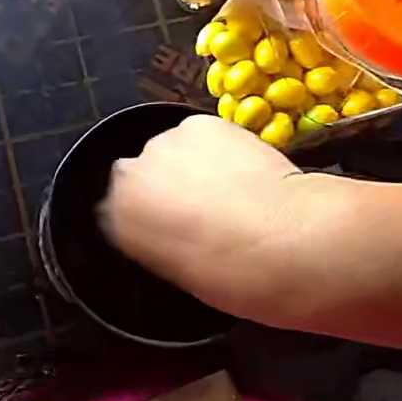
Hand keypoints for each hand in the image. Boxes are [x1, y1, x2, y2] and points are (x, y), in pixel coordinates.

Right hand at [98, 114, 361, 325]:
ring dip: (191, 163)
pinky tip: (243, 168)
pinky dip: (219, 146)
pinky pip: (202, 134)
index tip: (169, 223)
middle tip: (201, 205)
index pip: (118, 208)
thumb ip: (156, 241)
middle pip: (141, 172)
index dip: (148, 213)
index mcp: (116, 219)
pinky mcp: (199, 124)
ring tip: (228, 186)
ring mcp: (162, 146)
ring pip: (171, 149)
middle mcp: (128, 177)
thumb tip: (167, 229)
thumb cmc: (233, 276)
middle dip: (165, 183)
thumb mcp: (177, 272)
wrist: (285, 243)